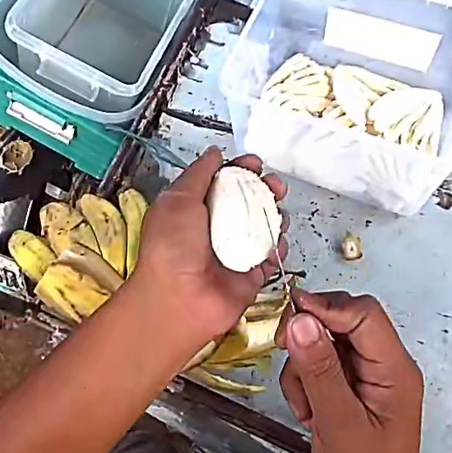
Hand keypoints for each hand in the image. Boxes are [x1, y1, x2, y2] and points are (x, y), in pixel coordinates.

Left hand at [124, 148, 287, 352]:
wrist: (180, 299)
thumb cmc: (171, 248)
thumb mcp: (177, 199)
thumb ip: (199, 174)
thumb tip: (214, 153)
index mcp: (196, 208)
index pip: (225, 181)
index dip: (242, 169)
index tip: (255, 163)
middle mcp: (218, 227)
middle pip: (250, 200)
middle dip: (266, 188)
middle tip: (274, 186)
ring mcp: (237, 251)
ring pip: (266, 225)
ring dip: (276, 215)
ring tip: (279, 213)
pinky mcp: (253, 273)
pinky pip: (273, 254)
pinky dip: (280, 246)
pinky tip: (279, 241)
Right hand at [275, 290, 427, 452]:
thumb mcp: (338, 423)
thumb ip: (319, 370)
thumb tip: (300, 321)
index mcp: (394, 369)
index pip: (363, 314)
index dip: (326, 307)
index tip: (289, 314)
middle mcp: (386, 364)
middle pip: (345, 321)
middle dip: (311, 337)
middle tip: (286, 354)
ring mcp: (370, 374)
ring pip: (328, 341)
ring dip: (306, 367)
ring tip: (307, 407)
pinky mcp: (354, 385)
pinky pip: (324, 363)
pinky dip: (308, 382)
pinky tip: (310, 412)